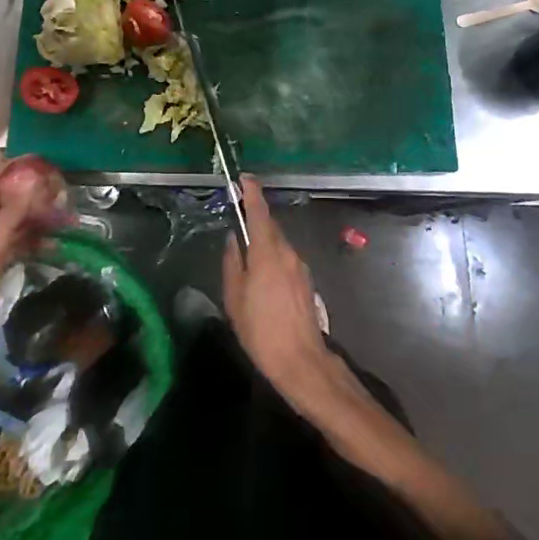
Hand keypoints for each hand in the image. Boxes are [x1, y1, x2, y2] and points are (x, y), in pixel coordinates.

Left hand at [0, 152, 63, 364]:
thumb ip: (10, 217)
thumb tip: (32, 182)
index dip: (9, 168)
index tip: (36, 157)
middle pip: (4, 202)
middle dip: (29, 192)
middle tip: (58, 185)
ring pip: (14, 224)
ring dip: (36, 217)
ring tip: (63, 214)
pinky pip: (18, 245)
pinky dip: (35, 241)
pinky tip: (54, 245)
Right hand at [221, 175, 335, 398]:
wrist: (300, 360)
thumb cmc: (260, 330)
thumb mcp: (234, 297)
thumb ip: (232, 263)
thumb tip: (233, 239)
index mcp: (267, 252)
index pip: (259, 212)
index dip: (251, 193)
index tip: (244, 179)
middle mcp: (287, 252)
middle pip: (270, 226)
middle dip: (255, 218)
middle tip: (238, 217)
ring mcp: (300, 266)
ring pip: (279, 242)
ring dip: (264, 240)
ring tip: (247, 252)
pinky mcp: (306, 281)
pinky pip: (286, 258)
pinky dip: (273, 256)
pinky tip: (263, 275)